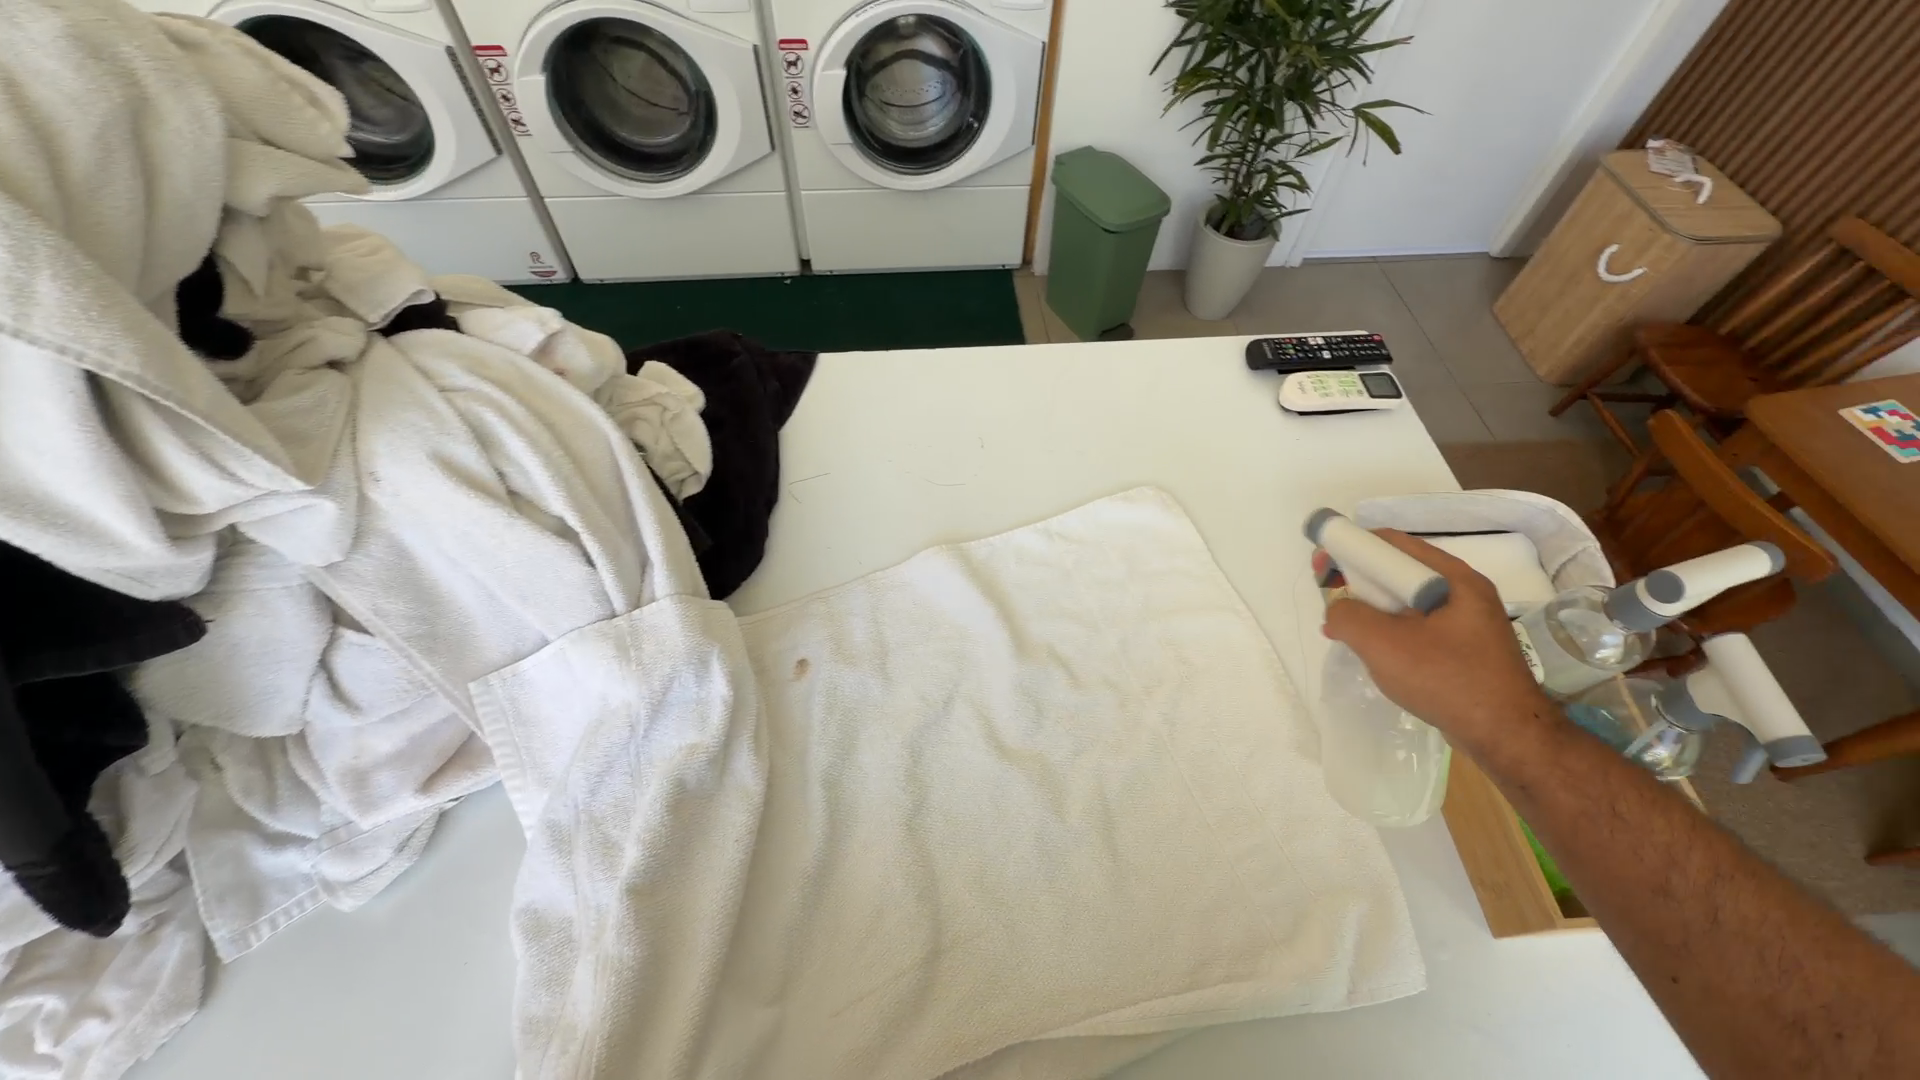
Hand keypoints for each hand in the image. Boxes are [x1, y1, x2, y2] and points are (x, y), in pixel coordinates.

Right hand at [1321, 529, 1553, 750]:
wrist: (1506, 736)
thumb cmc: (1447, 680)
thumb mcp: (1383, 643)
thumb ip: (1348, 615)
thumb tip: (1338, 609)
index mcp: (1453, 578)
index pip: (1392, 544)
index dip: (1350, 548)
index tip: (1321, 567)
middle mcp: (1463, 592)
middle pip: (1397, 571)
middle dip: (1357, 581)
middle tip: (1330, 601)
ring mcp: (1465, 622)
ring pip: (1404, 601)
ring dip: (1370, 610)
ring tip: (1344, 631)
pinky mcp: (1462, 648)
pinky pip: (1416, 626)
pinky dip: (1388, 631)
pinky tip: (1373, 652)